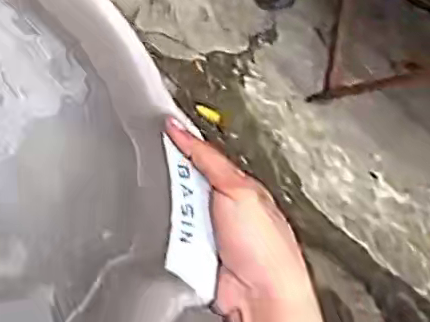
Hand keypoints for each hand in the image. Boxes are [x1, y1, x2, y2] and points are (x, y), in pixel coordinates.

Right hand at [166, 119, 321, 321]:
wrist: (260, 303)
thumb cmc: (267, 252)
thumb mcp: (238, 189)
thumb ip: (206, 156)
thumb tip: (178, 127)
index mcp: (238, 187)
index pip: (201, 153)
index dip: (182, 140)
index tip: (162, 127)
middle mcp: (220, 208)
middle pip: (182, 176)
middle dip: (174, 176)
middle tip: (175, 177)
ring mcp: (204, 230)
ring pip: (172, 202)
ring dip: (170, 204)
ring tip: (182, 213)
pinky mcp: (190, 251)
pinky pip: (167, 228)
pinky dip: (167, 227)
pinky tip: (174, 231)